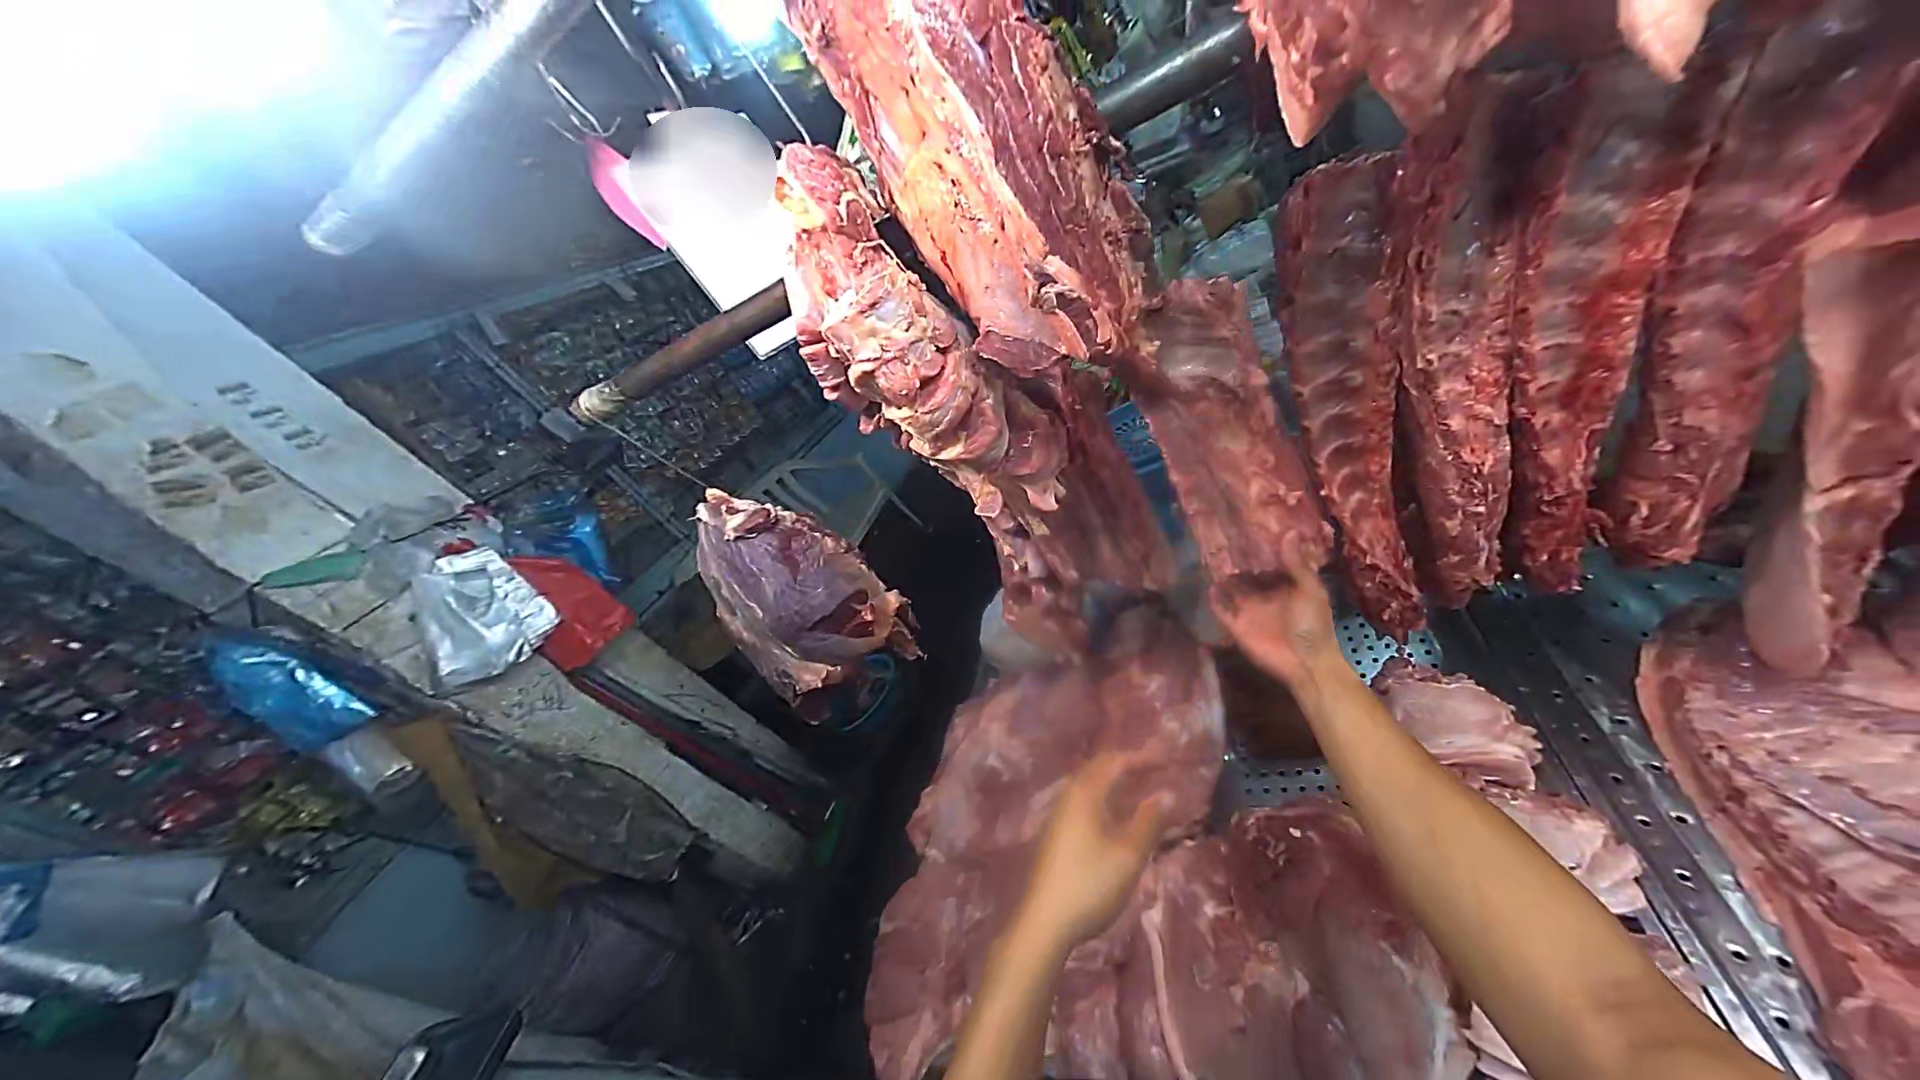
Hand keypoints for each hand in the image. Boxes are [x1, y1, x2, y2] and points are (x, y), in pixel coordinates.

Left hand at [1014, 753, 1168, 950]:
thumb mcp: (1129, 854)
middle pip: (1099, 768)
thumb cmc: (1091, 883)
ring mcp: (1059, 814)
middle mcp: (1069, 796)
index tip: (1167, 759)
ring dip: (1116, 781)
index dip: (1142, 757)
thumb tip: (1167, 792)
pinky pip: (1085, 800)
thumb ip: (1149, 820)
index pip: (1115, 762)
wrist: (1045, 919)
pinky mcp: (1057, 832)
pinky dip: (1106, 797)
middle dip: (1128, 764)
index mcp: (1085, 794)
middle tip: (1156, 769)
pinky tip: (1118, 816)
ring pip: (1090, 785)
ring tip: (1142, 789)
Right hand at [1211, 534, 1348, 695]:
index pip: (1267, 564)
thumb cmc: (1313, 624)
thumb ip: (1296, 564)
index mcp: (1283, 586)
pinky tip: (1208, 584)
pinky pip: (1220, 609)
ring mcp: (1247, 610)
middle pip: (1244, 575)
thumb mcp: (1310, 590)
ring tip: (1208, 558)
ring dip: (1221, 577)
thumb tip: (1289, 531)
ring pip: (1230, 589)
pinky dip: (1214, 598)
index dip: (1257, 550)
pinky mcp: (1235, 625)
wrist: (1307, 662)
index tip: (1244, 530)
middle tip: (1220, 540)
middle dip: (1234, 561)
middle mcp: (1262, 595)